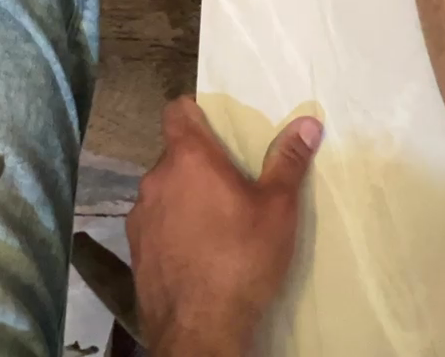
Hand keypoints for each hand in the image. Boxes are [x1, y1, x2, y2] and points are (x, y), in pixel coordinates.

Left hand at [128, 98, 322, 356]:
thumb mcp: (278, 208)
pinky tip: (196, 250)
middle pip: (175, 152)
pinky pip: (155, 221)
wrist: (201, 335)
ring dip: (184, 194)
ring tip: (215, 219)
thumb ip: (288, 160)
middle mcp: (156, 178)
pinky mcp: (135, 250)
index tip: (215, 123)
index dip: (194, 110)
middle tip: (230, 180)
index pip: (177, 110)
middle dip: (199, 160)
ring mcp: (141, 215)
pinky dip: (172, 225)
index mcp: (189, 158)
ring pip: (164, 188)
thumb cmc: (242, 259)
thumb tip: (308, 122)